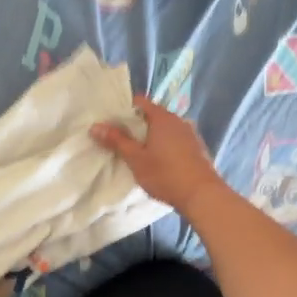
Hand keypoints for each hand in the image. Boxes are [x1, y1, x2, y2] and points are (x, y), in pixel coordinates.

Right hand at [91, 96, 229, 214]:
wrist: (201, 194)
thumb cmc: (165, 174)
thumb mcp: (136, 159)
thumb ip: (116, 141)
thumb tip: (95, 126)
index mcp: (162, 118)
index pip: (140, 102)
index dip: (124, 109)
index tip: (112, 123)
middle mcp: (178, 120)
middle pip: (152, 115)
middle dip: (136, 125)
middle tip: (120, 140)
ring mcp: (190, 134)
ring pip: (164, 129)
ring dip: (151, 136)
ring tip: (137, 151)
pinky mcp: (196, 148)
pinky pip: (175, 140)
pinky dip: (164, 145)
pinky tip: (159, 161)